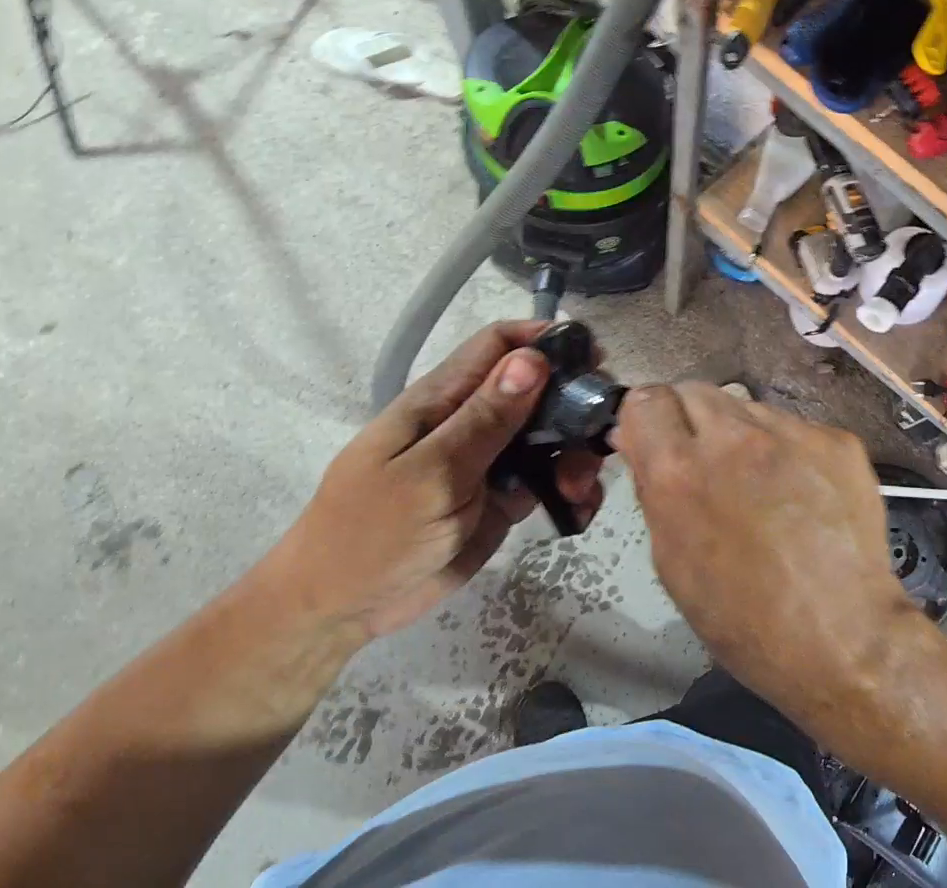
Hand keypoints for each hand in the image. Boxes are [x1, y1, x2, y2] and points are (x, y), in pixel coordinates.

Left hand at [264, 321, 606, 639]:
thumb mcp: (431, 473)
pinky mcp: (506, 497)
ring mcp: (491, 461)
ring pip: (553, 437)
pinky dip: (574, 488)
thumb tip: (532, 359)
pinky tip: (579, 507)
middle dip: (576, 405)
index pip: (498, 345)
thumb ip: (485, 418)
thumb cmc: (373, 533)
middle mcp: (471, 422)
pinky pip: (552, 479)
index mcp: (441, 401)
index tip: (594, 358)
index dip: (545, 340)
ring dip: (579, 454)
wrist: (345, 607)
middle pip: (539, 390)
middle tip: (602, 434)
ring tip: (580, 488)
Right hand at [614, 384, 916, 719]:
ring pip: (751, 409)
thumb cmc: (746, 619)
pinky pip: (799, 430)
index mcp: (680, 471)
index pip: (646, 400)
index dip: (647, 420)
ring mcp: (793, 434)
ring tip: (762, 485)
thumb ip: (655, 491)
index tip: (656, 439)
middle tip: (706, 461)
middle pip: (697, 392)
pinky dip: (792, 452)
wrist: (842, 633)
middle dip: (692, 420)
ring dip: (744, 435)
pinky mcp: (838, 441)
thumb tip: (641, 446)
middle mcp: (734, 437)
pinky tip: (805, 494)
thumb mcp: (675, 563)